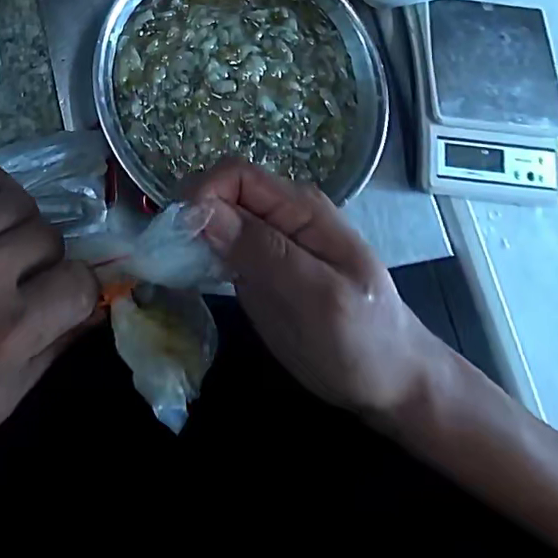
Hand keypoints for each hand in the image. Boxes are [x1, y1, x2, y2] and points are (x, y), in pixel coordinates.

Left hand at [0, 162, 99, 482]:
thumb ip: (52, 351)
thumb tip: (90, 307)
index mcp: (6, 334)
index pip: (80, 282)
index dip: (79, 292)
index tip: (63, 300)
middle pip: (51, 237)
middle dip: (48, 262)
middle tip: (23, 282)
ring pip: (22, 203)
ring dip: (23, 227)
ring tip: (2, 249)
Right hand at [190, 159, 449, 419]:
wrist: (388, 383)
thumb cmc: (364, 340)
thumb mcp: (320, 298)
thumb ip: (266, 252)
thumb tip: (203, 211)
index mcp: (300, 209)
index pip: (237, 175)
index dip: (204, 192)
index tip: (182, 231)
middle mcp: (279, 216)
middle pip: (219, 191)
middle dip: (188, 211)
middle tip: (169, 250)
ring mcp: (265, 242)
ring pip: (212, 217)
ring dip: (186, 233)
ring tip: (169, 262)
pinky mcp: (254, 268)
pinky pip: (215, 246)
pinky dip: (194, 254)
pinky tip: (184, 274)